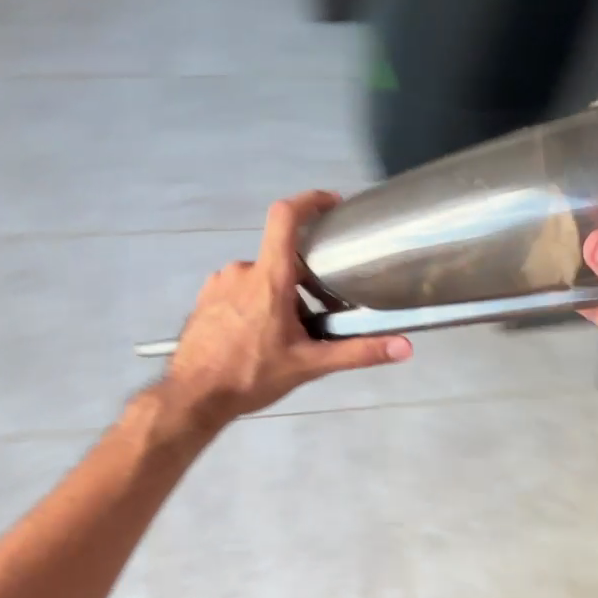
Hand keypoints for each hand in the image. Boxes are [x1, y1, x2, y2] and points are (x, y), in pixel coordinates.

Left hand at [161, 191, 410, 427]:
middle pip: (283, 260)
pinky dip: (254, 304)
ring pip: (261, 278)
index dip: (310, 200)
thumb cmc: (250, 376)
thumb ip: (357, 352)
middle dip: (303, 282)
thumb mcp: (308, 365)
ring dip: (278, 296)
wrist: (193, 397)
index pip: (286, 217)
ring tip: (286, 335)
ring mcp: (220, 282)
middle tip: (317, 316)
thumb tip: (404, 347)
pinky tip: (256, 337)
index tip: (332, 204)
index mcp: (269, 277)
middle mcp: (242, 270)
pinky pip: (239, 289)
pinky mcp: (206, 297)